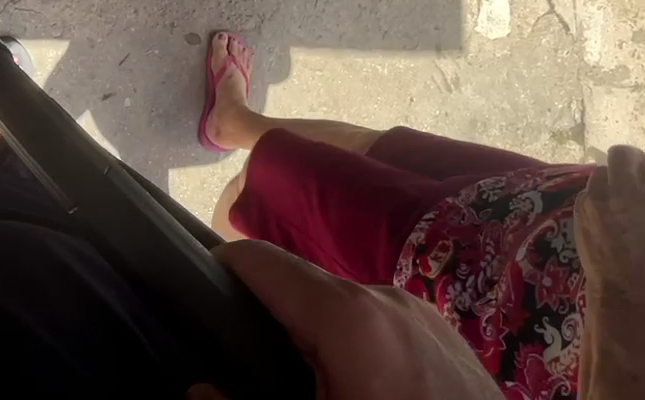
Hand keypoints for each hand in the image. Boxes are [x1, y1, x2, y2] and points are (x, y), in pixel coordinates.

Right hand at [189, 240, 501, 399]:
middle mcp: (383, 296)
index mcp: (347, 316)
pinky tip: (363, 391)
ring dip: (313, 332)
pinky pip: (378, 323)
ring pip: (339, 303)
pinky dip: (354, 344)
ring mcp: (421, 313)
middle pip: (297, 282)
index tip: (196, 298)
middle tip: (250, 364)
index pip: (258, 258)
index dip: (217, 270)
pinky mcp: (448, 337)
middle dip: (266, 315)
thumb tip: (197, 389)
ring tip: (309, 386)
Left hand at [575, 146, 644, 329]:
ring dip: (611, 179)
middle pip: (622, 154)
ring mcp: (598, 199)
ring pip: (600, 171)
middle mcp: (626, 193)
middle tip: (637, 175)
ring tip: (619, 196)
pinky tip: (605, 213)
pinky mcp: (579, 209)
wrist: (634, 300)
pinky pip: (587, 192)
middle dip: (630, 160)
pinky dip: (597, 197)